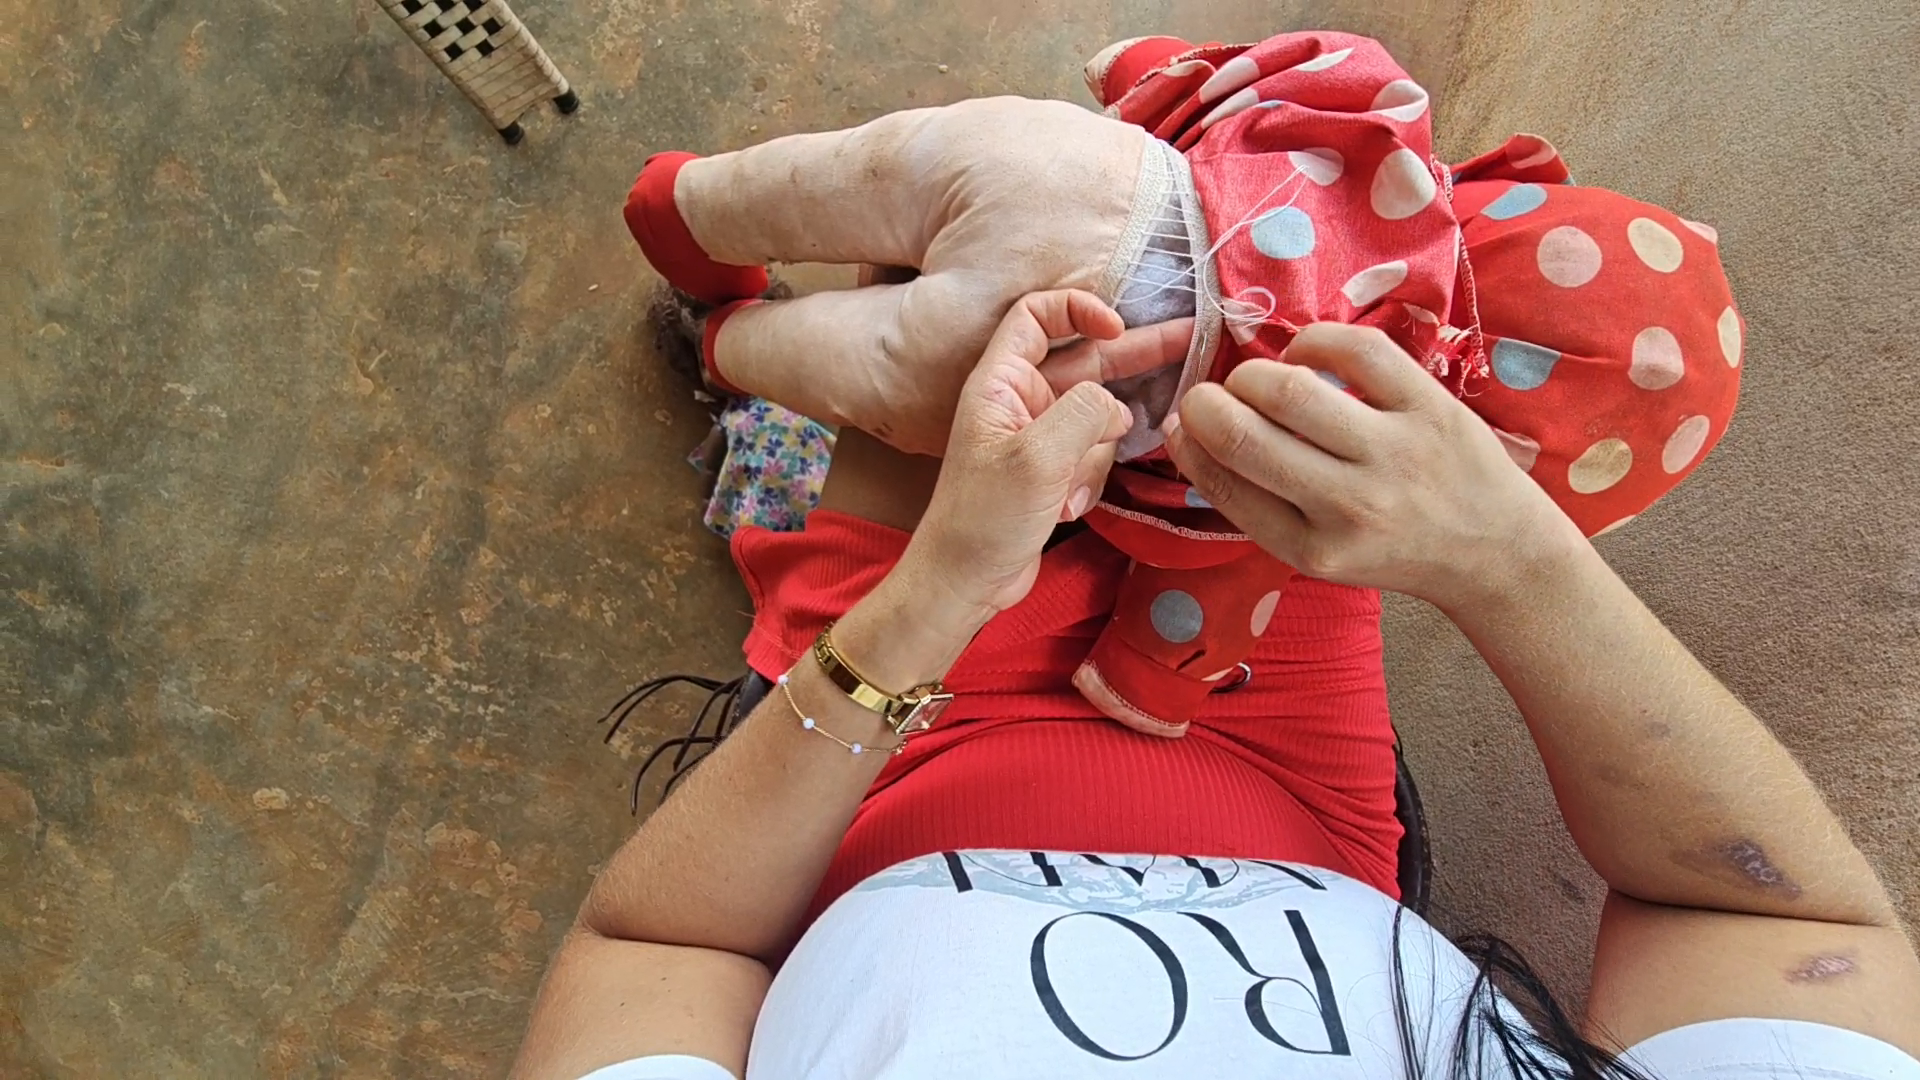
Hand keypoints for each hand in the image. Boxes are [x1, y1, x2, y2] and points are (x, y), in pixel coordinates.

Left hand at [900, 291, 1192, 616]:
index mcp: (1001, 381)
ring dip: (1094, 457)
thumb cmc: (985, 517)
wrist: (966, 580)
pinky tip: (1066, 509)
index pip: (1037, 315)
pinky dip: (1088, 481)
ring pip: (1098, 419)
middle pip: (1087, 360)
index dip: (1078, 309)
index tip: (1117, 327)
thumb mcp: (1038, 458)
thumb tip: (1118, 408)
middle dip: (1133, 358)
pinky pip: (1094, 455)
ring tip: (1067, 492)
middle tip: (1192, 339)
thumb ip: (1084, 413)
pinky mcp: (1056, 468)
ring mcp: (1042, 435)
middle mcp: (1022, 400)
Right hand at [1163, 323, 1584, 610]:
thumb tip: (1190, 436)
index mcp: (1311, 548)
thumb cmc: (1387, 551)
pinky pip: (1358, 352)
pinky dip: (1311, 342)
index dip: (1186, 446)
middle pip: (1244, 435)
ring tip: (1250, 382)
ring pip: (1290, 390)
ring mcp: (1394, 451)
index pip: (1224, 486)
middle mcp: (1350, 504)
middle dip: (1203, 404)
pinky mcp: (1432, 407)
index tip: (1178, 426)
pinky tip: (1301, 356)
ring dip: (1247, 375)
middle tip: (1205, 399)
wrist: (1494, 553)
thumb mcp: (1311, 552)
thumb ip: (1253, 502)